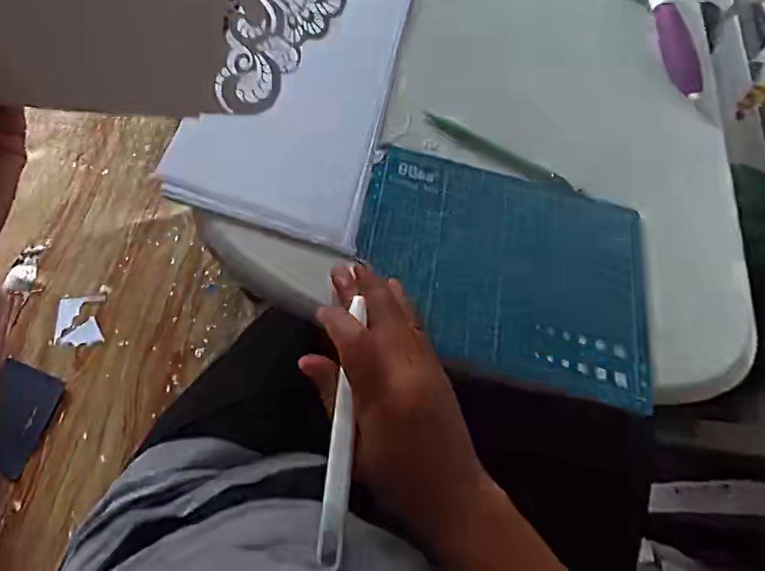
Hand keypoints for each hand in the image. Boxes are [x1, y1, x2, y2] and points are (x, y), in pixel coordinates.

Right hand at [300, 265, 497, 541]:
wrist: (456, 496)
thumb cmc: (397, 478)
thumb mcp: (354, 447)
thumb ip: (332, 396)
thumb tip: (308, 360)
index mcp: (384, 393)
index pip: (354, 340)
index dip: (335, 319)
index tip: (319, 309)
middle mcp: (409, 370)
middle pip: (382, 316)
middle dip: (360, 289)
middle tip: (341, 268)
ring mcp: (427, 364)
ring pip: (402, 315)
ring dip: (381, 290)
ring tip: (363, 268)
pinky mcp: (438, 366)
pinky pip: (416, 324)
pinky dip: (401, 303)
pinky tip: (393, 289)